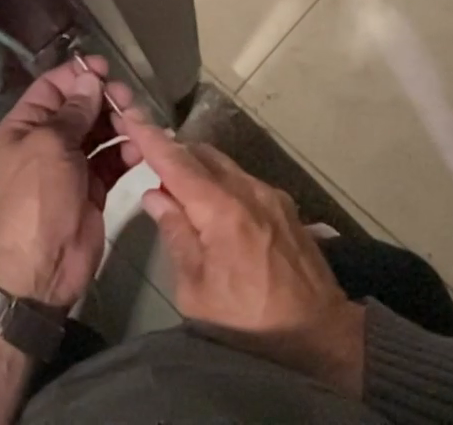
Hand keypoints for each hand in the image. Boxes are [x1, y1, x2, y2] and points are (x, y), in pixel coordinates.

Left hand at [0, 56, 137, 309]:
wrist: (41, 266)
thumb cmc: (37, 197)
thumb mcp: (50, 145)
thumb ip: (73, 111)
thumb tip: (89, 79)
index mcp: (24, 127)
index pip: (51, 89)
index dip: (77, 76)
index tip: (105, 68)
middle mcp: (46, 143)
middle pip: (79, 109)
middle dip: (103, 100)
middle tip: (127, 98)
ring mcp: (70, 167)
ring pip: (98, 134)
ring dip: (118, 125)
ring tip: (137, 122)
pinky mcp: (93, 189)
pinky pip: (111, 162)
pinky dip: (125, 153)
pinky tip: (140, 149)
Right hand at [116, 113, 365, 392]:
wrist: (321, 338)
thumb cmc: (247, 322)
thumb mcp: (196, 289)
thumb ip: (175, 235)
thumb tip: (155, 196)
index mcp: (221, 209)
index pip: (176, 162)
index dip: (150, 138)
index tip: (131, 115)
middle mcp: (248, 191)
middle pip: (202, 154)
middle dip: (173, 152)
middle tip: (148, 163)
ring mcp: (272, 197)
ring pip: (225, 166)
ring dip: (199, 169)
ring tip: (180, 191)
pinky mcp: (287, 209)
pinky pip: (245, 182)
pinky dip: (222, 184)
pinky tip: (216, 209)